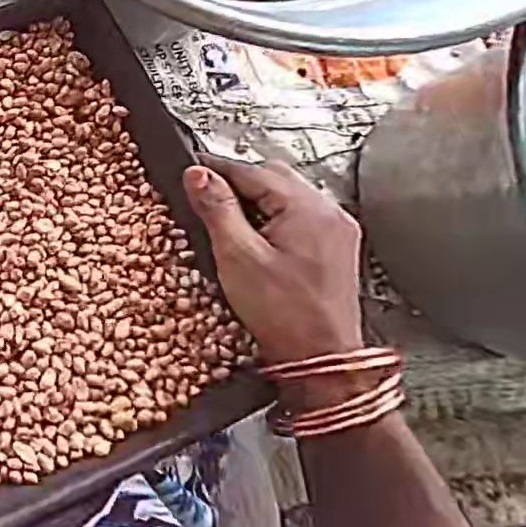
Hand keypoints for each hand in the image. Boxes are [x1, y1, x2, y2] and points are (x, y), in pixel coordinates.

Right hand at [181, 157, 364, 364]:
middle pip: (274, 176)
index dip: (216, 168)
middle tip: (203, 192)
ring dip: (254, 197)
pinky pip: (297, 214)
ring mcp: (336, 230)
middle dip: (237, 180)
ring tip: (224, 214)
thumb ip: (217, 208)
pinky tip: (252, 232)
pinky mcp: (333, 247)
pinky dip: (271, 214)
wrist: (320, 358)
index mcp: (308, 210)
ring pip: (286, 194)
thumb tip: (197, 174)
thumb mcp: (236, 255)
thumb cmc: (282, 311)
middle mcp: (329, 213)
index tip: (190, 169)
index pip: (253, 172)